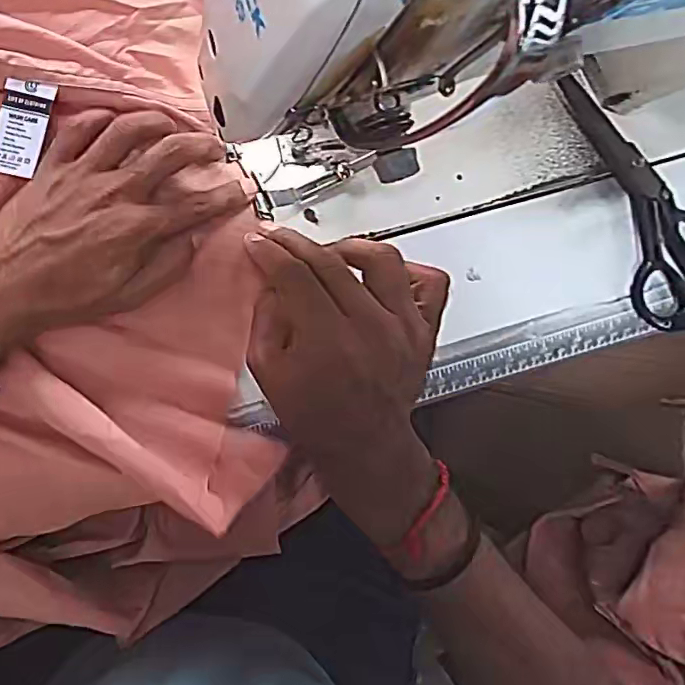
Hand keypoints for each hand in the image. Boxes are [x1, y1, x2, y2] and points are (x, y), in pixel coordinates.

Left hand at [0, 109, 251, 361]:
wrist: (4, 286)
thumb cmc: (64, 297)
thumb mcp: (124, 295)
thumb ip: (165, 266)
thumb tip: (194, 240)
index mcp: (134, 227)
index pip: (194, 203)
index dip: (225, 193)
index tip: (241, 186)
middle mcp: (113, 191)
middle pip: (169, 152)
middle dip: (200, 144)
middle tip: (212, 148)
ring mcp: (81, 173)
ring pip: (127, 128)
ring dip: (157, 120)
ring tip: (171, 125)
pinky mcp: (52, 166)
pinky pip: (79, 129)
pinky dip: (100, 118)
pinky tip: (113, 122)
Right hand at [244, 227, 458, 556]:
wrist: (364, 445)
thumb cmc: (314, 414)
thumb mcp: (267, 372)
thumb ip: (264, 320)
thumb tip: (270, 281)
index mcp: (326, 341)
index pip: (294, 274)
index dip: (269, 252)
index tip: (257, 243)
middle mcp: (369, 328)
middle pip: (328, 261)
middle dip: (294, 243)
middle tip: (278, 239)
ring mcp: (403, 327)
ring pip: (379, 258)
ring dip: (346, 247)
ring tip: (327, 252)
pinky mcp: (424, 330)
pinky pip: (428, 280)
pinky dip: (403, 268)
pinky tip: (377, 273)